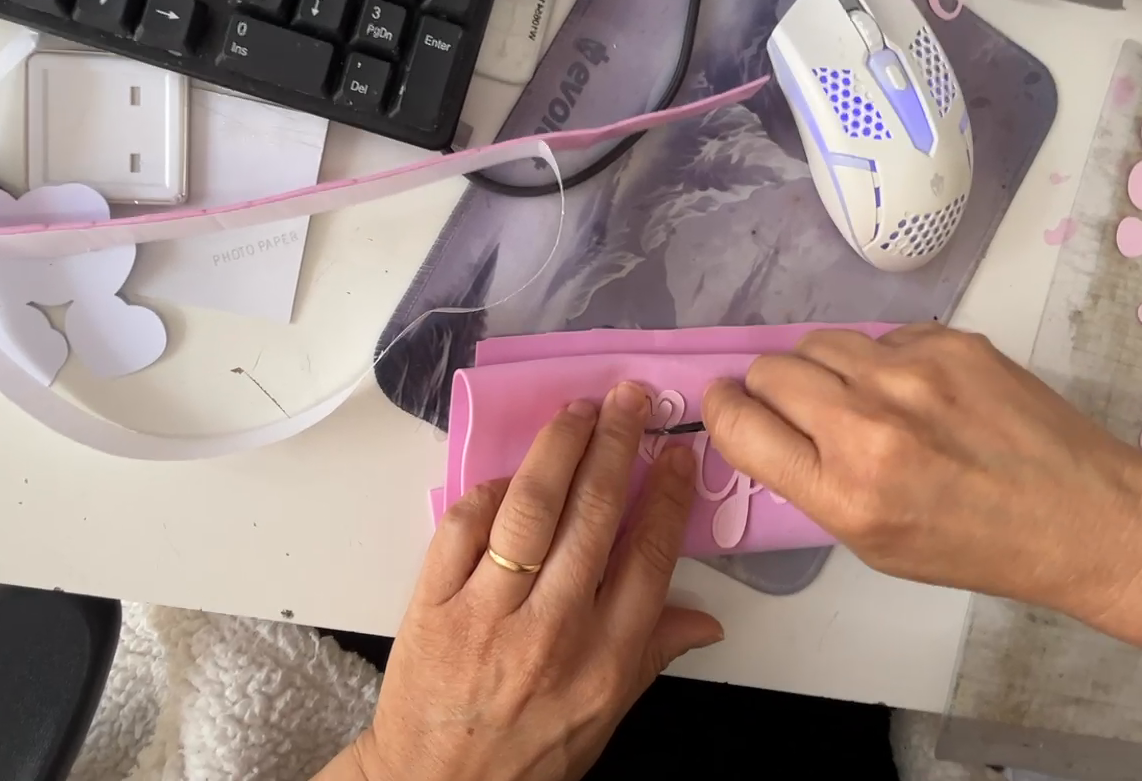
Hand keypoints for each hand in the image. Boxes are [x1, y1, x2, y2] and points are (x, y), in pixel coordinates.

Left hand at [327, 383, 723, 780]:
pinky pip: (464, 527)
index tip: (675, 449)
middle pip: (592, 515)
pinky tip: (510, 474)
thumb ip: (652, 656)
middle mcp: (552, 629)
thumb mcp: (605, 719)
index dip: (666, 495)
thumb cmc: (529, 754)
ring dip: (559, 448)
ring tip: (579, 409)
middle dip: (615, 444)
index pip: (647, 557)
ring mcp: (487, 612)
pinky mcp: (434, 602)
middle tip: (630, 398)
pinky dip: (489, 492)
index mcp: (604, 659)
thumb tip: (708, 618)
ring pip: (530, 508)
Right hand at [701, 324, 1141, 617]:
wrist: (1088, 518)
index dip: (723, 407)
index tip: (730, 402)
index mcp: (843, 492)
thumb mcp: (869, 541)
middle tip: (806, 407)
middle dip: (771, 386)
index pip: (738, 423)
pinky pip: (879, 336)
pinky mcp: (948, 341)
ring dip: (824, 366)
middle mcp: (867, 427)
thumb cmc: (970, 544)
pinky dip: (882, 359)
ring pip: (818, 341)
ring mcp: (910, 375)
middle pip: (768, 368)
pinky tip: (921, 390)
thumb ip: (806, 477)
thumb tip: (761, 415)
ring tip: (864, 394)